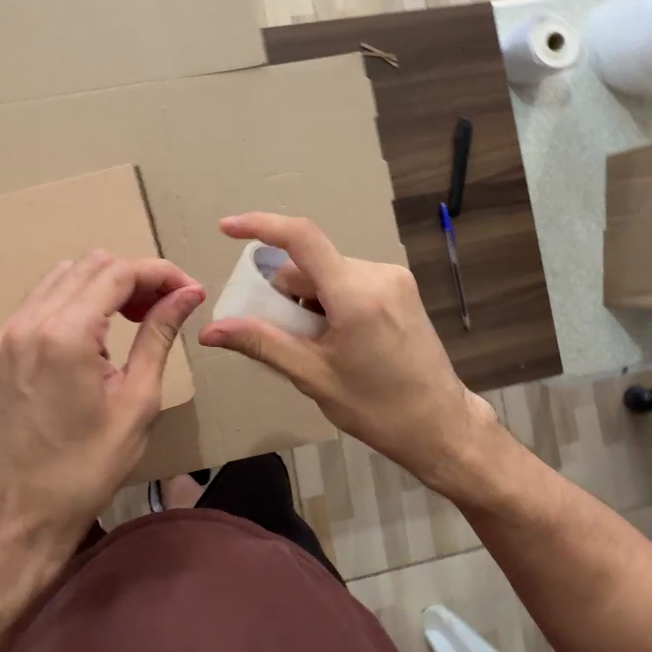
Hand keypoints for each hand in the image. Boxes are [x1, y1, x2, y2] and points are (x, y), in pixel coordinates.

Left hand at [0, 251, 203, 548]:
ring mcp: (8, 333)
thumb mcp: (139, 399)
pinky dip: (76, 299)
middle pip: (92, 264)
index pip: (119, 272)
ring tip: (135, 317)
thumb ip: (159, 334)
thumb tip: (188, 293)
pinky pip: (42, 299)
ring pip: (64, 275)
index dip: (161, 273)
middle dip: (136, 276)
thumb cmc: (90, 464)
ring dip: (105, 284)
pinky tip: (97, 331)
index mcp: (66, 335)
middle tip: (166, 306)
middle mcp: (30, 322)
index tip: (190, 290)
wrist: (27, 509)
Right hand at [198, 214, 496, 489]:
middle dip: (287, 294)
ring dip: (310, 300)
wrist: (441, 425)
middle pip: (310, 265)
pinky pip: (349, 280)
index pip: (301, 238)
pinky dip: (332, 300)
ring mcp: (394, 278)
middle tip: (287, 339)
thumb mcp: (314, 377)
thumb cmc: (377, 409)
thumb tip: (210, 331)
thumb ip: (262, 344)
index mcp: (355, 294)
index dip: (261, 226)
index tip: (228, 227)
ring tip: (321, 348)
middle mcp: (377, 273)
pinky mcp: (402, 287)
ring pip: (328, 273)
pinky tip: (341, 339)